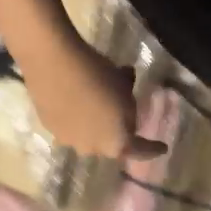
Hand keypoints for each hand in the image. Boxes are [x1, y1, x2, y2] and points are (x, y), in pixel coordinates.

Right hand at [30, 48, 165, 160]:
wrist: (51, 59)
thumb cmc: (97, 75)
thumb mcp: (124, 85)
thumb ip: (129, 97)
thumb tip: (128, 85)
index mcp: (117, 145)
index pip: (141, 151)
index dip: (153, 148)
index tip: (163, 148)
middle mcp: (93, 150)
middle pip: (111, 144)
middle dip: (117, 133)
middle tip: (119, 117)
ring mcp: (68, 140)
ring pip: (87, 136)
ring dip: (93, 125)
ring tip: (92, 106)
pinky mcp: (48, 126)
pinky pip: (68, 125)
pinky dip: (74, 116)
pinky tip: (71, 101)